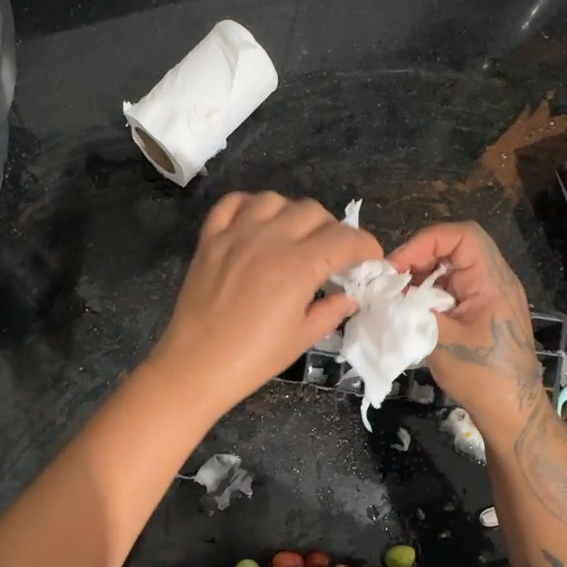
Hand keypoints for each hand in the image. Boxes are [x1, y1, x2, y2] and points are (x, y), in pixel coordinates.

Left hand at [145, 192, 381, 415]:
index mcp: (298, 266)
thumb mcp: (300, 338)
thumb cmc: (253, 360)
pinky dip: (249, 206)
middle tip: (332, 254)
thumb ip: (330, 311)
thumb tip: (348, 296)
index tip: (370, 258)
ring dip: (292, 214)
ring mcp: (236, 236)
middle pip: (313, 212)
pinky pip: (231, 204)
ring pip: (274, 200)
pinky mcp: (209, 240)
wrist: (196, 367)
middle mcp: (269, 240)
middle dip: (332, 230)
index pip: (344, 238)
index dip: (365, 246)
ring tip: (294, 237)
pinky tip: (256, 224)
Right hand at [387, 222, 544, 437]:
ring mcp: (490, 297)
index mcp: (492, 282)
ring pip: (452, 269)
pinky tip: (412, 312)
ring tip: (397, 297)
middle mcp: (495, 281)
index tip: (396, 267)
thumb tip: (385, 296)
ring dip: (422, 277)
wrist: (511, 410)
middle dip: (419, 258)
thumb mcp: (442, 343)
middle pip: (455, 248)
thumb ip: (413, 313)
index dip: (425, 242)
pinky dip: (430, 294)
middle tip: (391, 282)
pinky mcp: (483, 313)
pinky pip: (454, 290)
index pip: (461, 236)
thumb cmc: (481, 376)